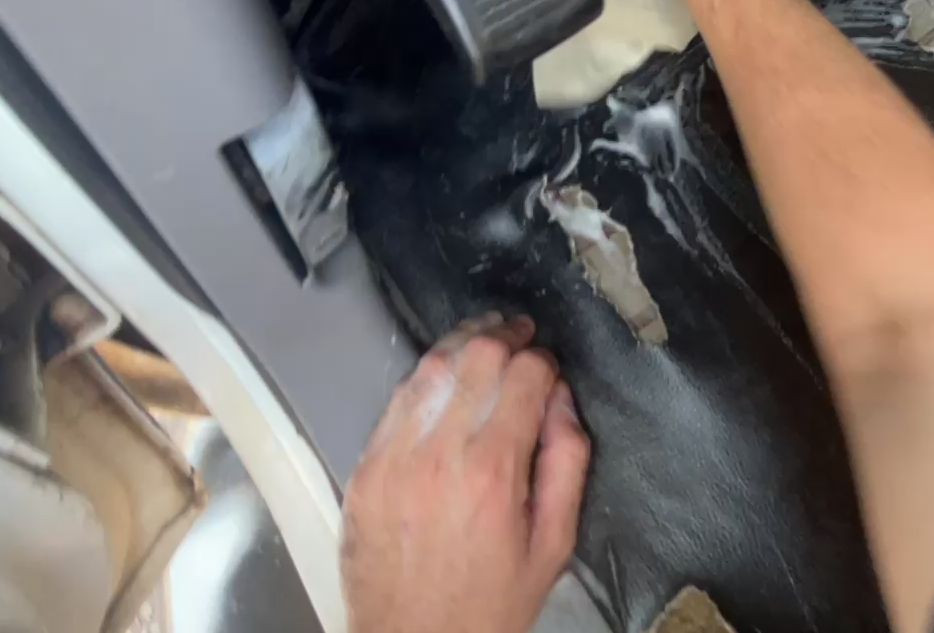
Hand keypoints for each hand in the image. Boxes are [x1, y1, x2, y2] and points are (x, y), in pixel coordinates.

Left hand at [342, 313, 590, 632]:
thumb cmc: (492, 601)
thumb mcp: (554, 543)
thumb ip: (568, 460)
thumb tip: (560, 396)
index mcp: (493, 470)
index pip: (524, 375)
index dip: (544, 360)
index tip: (549, 368)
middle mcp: (439, 450)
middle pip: (477, 354)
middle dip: (506, 334)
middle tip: (521, 332)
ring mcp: (394, 453)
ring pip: (433, 364)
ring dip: (464, 341)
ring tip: (486, 337)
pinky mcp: (366, 463)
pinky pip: (400, 396)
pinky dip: (428, 374)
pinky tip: (445, 373)